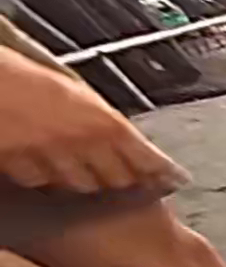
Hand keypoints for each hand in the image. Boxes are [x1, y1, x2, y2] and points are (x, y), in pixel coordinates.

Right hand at [0, 50, 189, 194]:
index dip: (163, 176)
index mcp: (110, 126)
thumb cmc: (32, 81)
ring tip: (73, 167)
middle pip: (120, 180)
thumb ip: (115, 128)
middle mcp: (84, 141)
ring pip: (82, 184)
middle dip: (120, 179)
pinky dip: (41, 176)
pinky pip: (38, 179)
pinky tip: (39, 164)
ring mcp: (46, 150)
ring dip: (81, 180)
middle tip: (113, 173)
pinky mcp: (10, 156)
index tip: (169, 181)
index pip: (153, 164)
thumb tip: (147, 154)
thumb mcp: (87, 100)